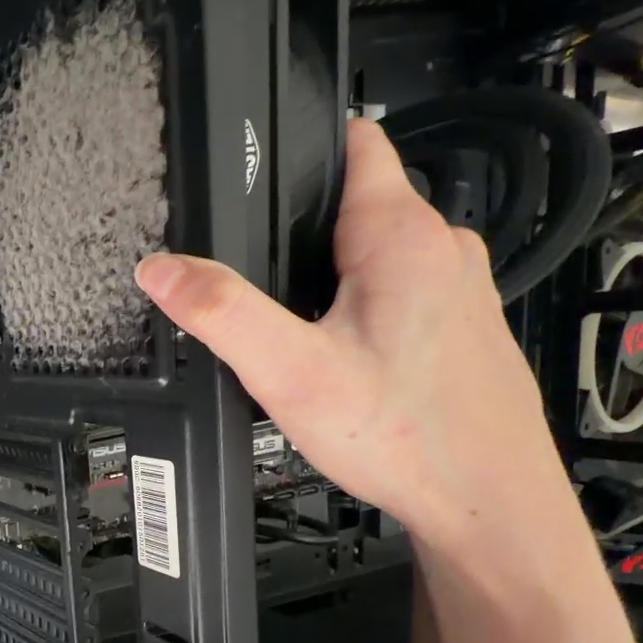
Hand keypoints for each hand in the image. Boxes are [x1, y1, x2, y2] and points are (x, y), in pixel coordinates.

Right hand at [133, 119, 569, 547]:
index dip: (303, 141)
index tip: (255, 151)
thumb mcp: (288, 370)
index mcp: (402, 241)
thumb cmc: (404, 435)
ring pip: (370, 252)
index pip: (360, 148)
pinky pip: (388, 290)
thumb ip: (220, 311)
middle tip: (235, 256)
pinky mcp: (451, 328)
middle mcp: (440, 253)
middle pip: (354, 204)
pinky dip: (346, 300)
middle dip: (293, 220)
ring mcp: (453, 291)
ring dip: (319, 265)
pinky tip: (318, 348)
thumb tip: (160, 268)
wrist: (481, 501)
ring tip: (268, 307)